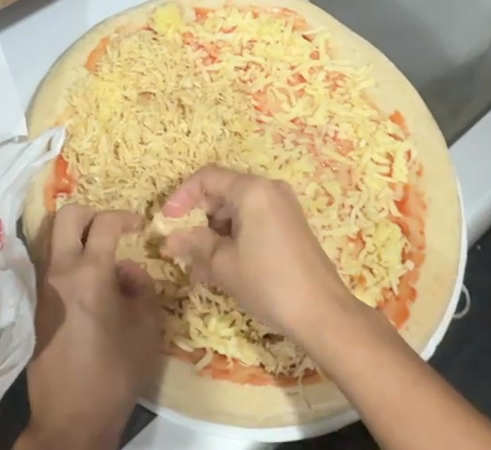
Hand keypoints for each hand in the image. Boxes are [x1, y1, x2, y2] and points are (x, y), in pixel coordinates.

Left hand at [20, 206, 164, 449]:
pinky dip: (65, 259)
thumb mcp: (146, 327)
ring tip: (98, 253)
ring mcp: (41, 287)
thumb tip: (127, 269)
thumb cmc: (115, 373)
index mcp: (90, 273)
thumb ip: (141, 286)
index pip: (104, 223)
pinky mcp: (34, 305)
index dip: (125, 216)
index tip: (139, 226)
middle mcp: (59, 271)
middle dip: (92, 214)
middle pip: (66, 216)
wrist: (71, 418)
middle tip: (111, 230)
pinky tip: (85, 281)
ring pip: (51, 237)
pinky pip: (47, 264)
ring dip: (75, 236)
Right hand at [159, 166, 359, 343]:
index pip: (207, 178)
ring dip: (216, 233)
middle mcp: (270, 189)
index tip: (167, 221)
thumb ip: (194, 244)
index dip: (182, 196)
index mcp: (253, 190)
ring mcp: (284, 207)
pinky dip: (235, 238)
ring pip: (238, 210)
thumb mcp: (224, 264)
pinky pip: (254, 221)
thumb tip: (168, 239)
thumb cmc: (268, 282)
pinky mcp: (292, 226)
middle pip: (223, 192)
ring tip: (202, 268)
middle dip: (199, 219)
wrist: (323, 313)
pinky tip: (225, 268)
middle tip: (184, 249)